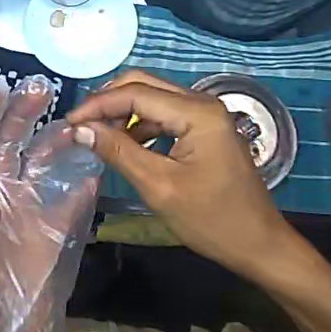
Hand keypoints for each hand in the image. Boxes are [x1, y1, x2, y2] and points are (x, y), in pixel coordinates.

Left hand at [0, 76, 101, 331]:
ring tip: (74, 114)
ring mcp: (28, 215)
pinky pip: (70, 200)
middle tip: (39, 86)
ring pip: (37, 162)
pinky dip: (81, 178)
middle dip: (18, 113)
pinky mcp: (56, 237)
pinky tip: (95, 158)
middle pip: (5, 144)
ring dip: (52, 135)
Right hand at [68, 71, 302, 279]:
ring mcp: (205, 115)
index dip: (97, 105)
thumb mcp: (159, 186)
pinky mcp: (203, 128)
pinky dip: (137, 123)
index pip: (134, 93)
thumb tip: (80, 129)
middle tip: (81, 126)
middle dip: (107, 102)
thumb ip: (118, 151)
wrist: (261, 247)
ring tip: (97, 136)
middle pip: (142, 84)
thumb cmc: (213, 220)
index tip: (69, 124)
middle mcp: (202, 103)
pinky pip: (161, 113)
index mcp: (197, 113)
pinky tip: (123, 143)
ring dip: (121, 111)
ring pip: (150, 96)